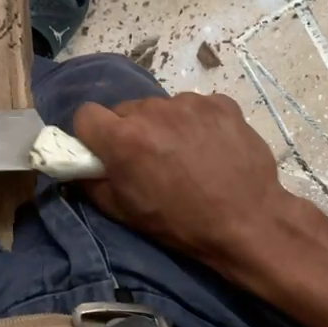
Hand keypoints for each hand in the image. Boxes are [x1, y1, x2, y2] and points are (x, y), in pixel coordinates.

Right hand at [72, 93, 320, 287]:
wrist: (251, 223)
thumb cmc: (181, 223)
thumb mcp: (123, 212)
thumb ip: (90, 182)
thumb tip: (76, 166)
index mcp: (123, 137)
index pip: (86, 114)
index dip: (92, 134)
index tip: (104, 152)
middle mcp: (152, 111)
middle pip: (124, 110)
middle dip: (130, 130)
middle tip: (149, 160)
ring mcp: (189, 103)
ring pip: (160, 108)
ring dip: (163, 126)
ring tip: (184, 155)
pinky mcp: (220, 103)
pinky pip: (193, 107)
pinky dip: (195, 123)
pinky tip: (209, 147)